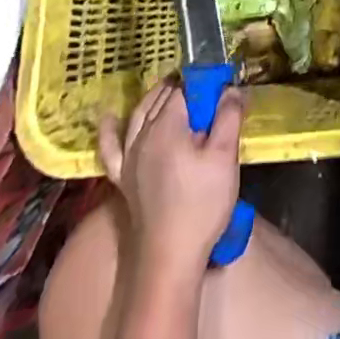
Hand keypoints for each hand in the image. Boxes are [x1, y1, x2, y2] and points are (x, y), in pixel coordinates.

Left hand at [99, 79, 245, 271]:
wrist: (171, 256)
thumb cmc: (202, 203)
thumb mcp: (225, 156)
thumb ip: (228, 116)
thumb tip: (231, 88)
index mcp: (167, 125)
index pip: (185, 89)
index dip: (204, 84)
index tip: (223, 86)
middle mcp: (142, 134)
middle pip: (161, 99)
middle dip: (183, 88)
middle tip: (208, 90)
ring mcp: (129, 157)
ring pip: (138, 115)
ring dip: (154, 98)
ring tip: (171, 89)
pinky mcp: (123, 178)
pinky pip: (111, 147)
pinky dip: (109, 129)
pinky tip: (108, 118)